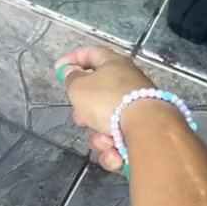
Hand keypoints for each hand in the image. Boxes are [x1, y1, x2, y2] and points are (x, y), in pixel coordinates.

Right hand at [54, 46, 155, 173]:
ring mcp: (136, 107)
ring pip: (106, 122)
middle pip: (97, 95)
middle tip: (80, 118)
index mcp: (113, 64)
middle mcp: (127, 83)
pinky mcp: (143, 130)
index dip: (73, 58)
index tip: (60, 68)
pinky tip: (115, 152)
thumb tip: (71, 70)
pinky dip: (114, 148)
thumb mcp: (79, 87)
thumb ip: (71, 78)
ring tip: (104, 140)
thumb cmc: (108, 100)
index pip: (91, 53)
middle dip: (85, 112)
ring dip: (99, 136)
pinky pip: (119, 140)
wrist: (146, 127)